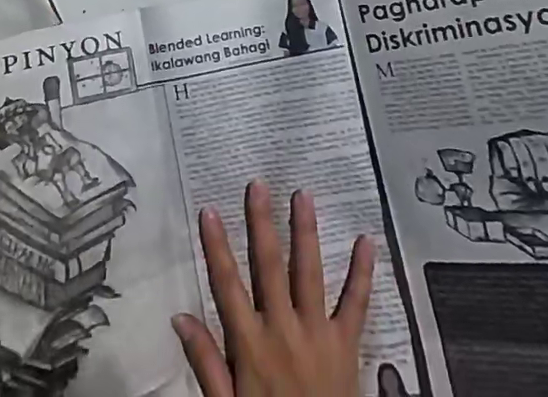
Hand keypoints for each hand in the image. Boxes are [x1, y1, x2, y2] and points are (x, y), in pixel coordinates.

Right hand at [173, 182, 374, 396]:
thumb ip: (205, 362)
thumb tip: (180, 317)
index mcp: (250, 344)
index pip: (227, 285)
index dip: (217, 246)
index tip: (210, 211)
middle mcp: (282, 329)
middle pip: (268, 266)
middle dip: (261, 223)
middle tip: (258, 185)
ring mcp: (317, 333)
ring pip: (308, 272)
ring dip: (305, 231)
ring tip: (303, 195)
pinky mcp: (347, 343)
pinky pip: (356, 304)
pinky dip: (363, 272)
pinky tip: (367, 240)